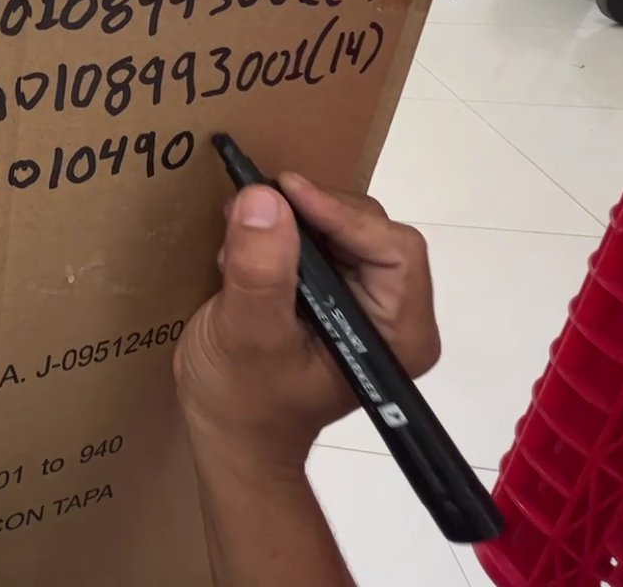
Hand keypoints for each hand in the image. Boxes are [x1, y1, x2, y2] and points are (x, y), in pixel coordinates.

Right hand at [173, 173, 438, 475]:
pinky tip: (242, 246)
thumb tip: (263, 197)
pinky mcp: (324, 296)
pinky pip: (314, 242)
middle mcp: (387, 313)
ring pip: (340, 229)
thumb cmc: (242, 395)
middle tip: (249, 205)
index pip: (393, 248)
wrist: (227, 432)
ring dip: (289, 218)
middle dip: (310, 211)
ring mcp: (357, 304)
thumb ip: (260, 269)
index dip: (341, 213)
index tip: (281, 190)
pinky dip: (277, 231)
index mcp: (394, 332)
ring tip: (239, 229)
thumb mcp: (246, 332)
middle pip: (370, 231)